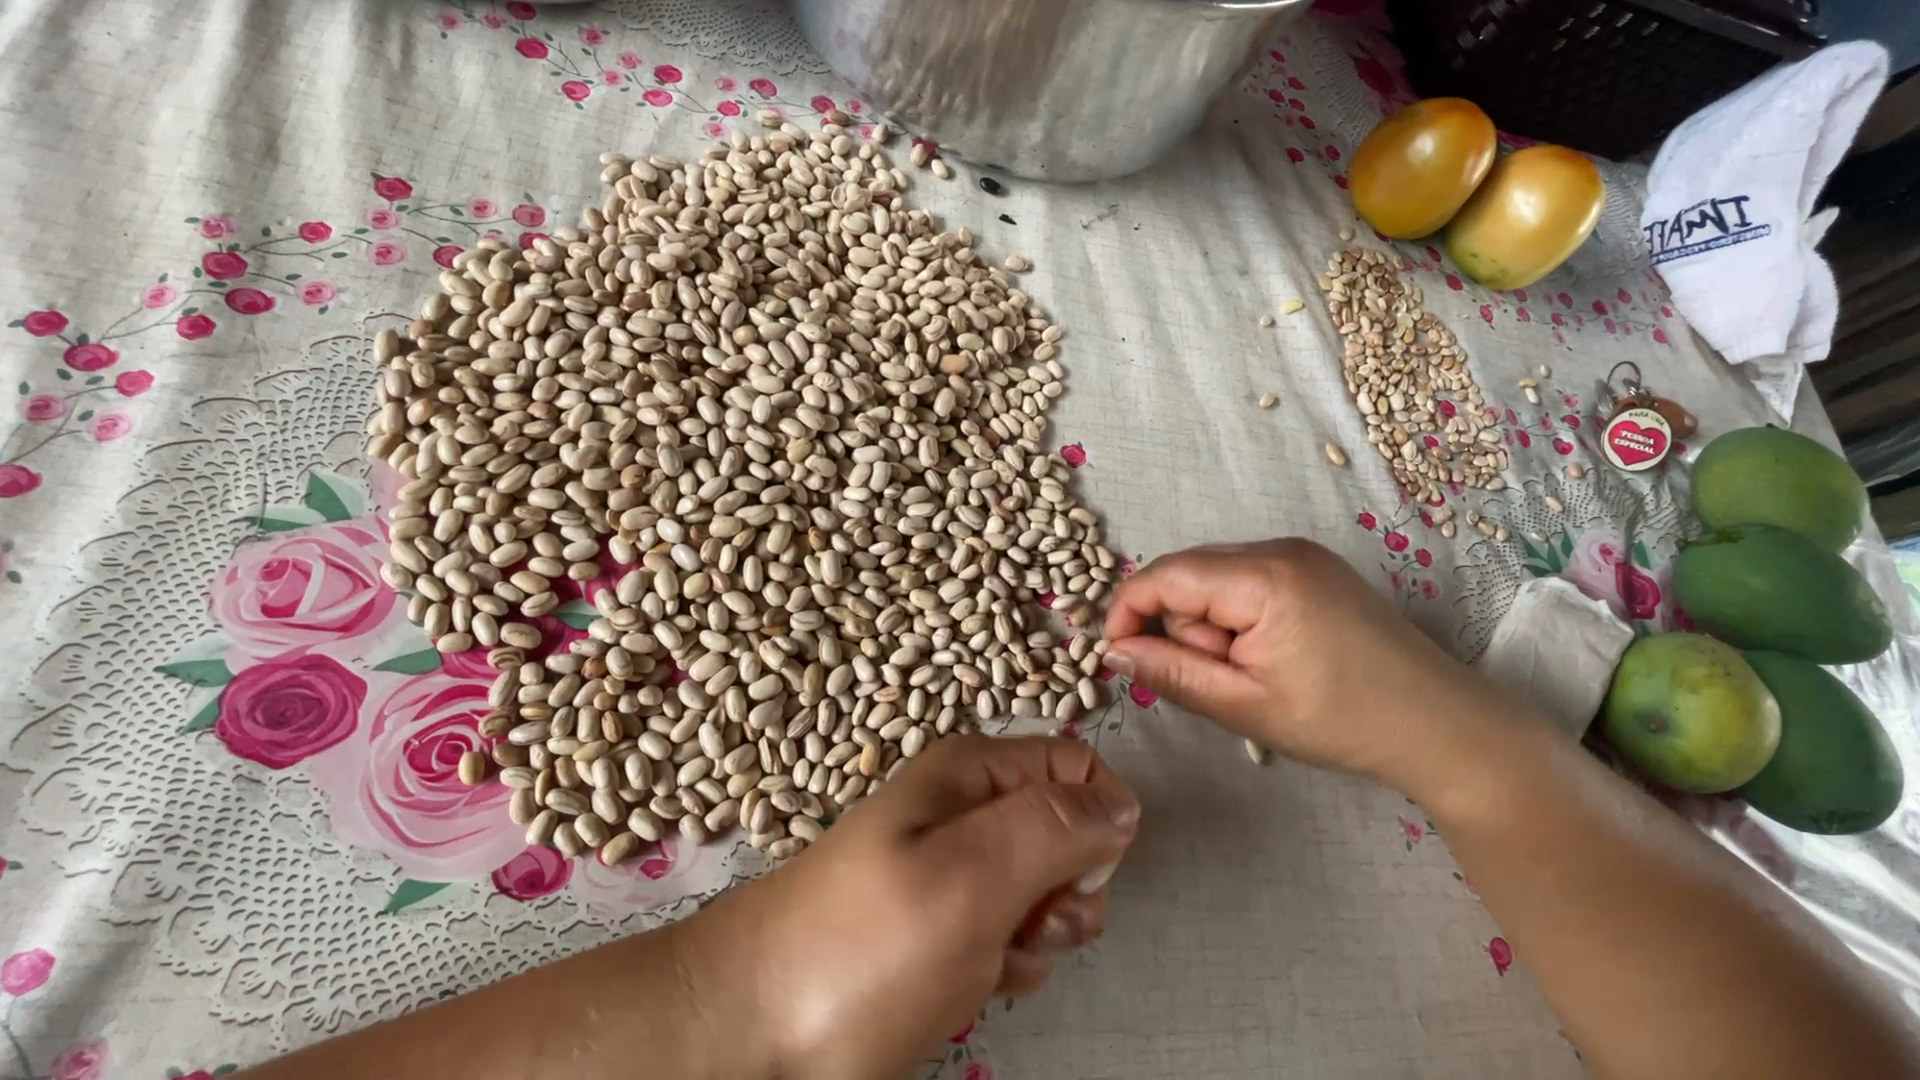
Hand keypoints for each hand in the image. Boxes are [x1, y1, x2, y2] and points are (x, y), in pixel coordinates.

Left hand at [672, 735, 1139, 1079]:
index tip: (1074, 872)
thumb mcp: (968, 875)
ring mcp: (954, 873)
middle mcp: (966, 812)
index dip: (1094, 819)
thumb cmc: (864, 947)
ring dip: (1041, 932)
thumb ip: (1054, 829)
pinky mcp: (946, 928)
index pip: (1077, 766)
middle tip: (1027, 921)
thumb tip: (1122, 805)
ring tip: (989, 957)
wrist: (756, 1031)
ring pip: (1048, 891)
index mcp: (971, 773)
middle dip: (1070, 885)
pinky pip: (1014, 934)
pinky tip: (973, 982)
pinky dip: (1010, 962)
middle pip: (1068, 832)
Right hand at [1101, 539, 1503, 789]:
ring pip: (1213, 580)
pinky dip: (1235, 619)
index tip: (1116, 657)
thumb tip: (1112, 652)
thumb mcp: (1243, 704)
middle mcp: (1279, 548)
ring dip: (1209, 626)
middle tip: (1218, 679)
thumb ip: (1170, 673)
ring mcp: (1299, 555)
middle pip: (1187, 575)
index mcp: (1263, 576)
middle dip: (1181, 627)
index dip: (1128, 612)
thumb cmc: (1341, 721)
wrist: (1441, 726)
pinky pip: (1243, 583)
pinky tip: (1266, 654)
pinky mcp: (1312, 568)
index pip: (1164, 576)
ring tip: (1251, 672)